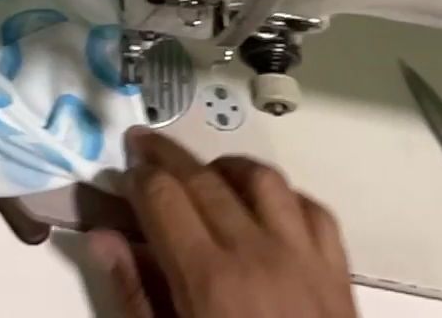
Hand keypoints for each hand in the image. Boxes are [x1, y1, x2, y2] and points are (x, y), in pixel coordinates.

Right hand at [91, 129, 356, 317]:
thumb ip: (134, 295)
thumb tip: (103, 236)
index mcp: (209, 279)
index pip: (162, 194)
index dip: (137, 175)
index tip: (123, 174)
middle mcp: (256, 254)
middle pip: (203, 176)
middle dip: (166, 156)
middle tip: (143, 147)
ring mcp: (304, 260)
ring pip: (261, 179)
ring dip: (226, 166)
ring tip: (204, 174)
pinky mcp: (338, 274)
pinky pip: (313, 210)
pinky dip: (284, 197)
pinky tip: (263, 207)